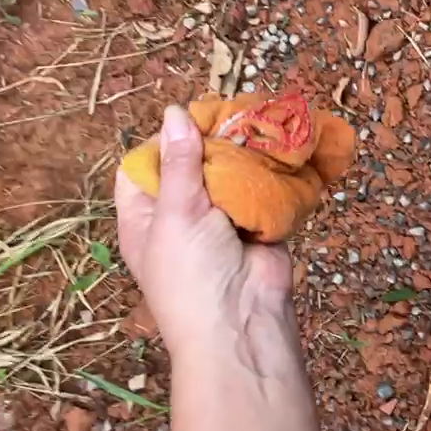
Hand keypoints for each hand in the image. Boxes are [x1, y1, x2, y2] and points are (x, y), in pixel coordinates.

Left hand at [114, 104, 294, 362]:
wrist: (242, 318)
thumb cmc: (191, 274)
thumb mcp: (176, 214)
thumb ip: (179, 163)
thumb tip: (173, 111)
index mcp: (147, 214)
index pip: (144, 166)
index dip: (163, 140)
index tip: (192, 118)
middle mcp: (184, 211)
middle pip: (196, 161)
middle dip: (217, 139)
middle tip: (238, 113)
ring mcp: (224, 214)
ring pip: (235, 169)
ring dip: (251, 150)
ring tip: (267, 123)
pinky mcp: (260, 216)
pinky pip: (266, 184)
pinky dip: (276, 168)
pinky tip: (286, 146)